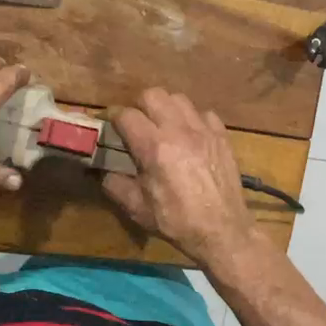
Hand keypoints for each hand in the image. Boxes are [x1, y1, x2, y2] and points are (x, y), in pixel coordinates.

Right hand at [102, 88, 258, 265]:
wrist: (222, 230)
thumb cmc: (176, 221)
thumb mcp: (137, 209)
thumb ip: (115, 185)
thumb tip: (104, 172)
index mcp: (154, 147)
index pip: (126, 115)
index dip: (114, 118)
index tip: (111, 126)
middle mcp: (178, 130)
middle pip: (153, 95)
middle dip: (139, 106)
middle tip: (137, 124)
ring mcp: (203, 130)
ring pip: (179, 99)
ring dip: (166, 108)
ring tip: (163, 126)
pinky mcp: (222, 136)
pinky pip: (204, 113)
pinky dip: (193, 120)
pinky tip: (190, 136)